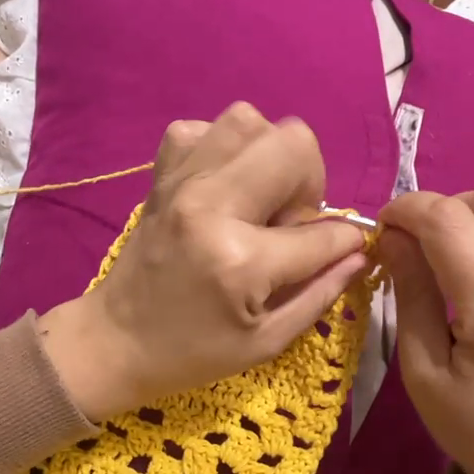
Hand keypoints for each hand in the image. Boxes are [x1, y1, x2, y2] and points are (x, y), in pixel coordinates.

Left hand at [41, 103, 368, 419]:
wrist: (114, 340)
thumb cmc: (193, 353)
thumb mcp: (265, 342)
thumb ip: (320, 293)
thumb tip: (360, 251)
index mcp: (240, 260)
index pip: (322, 231)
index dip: (345, 240)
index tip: (344, 249)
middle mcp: (211, 205)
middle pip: (293, 143)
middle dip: (309, 181)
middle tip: (290, 221)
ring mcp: (181, 182)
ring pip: (249, 121)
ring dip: (268, 155)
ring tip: (258, 198)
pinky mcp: (160, 174)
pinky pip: (202, 128)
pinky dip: (223, 148)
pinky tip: (222, 186)